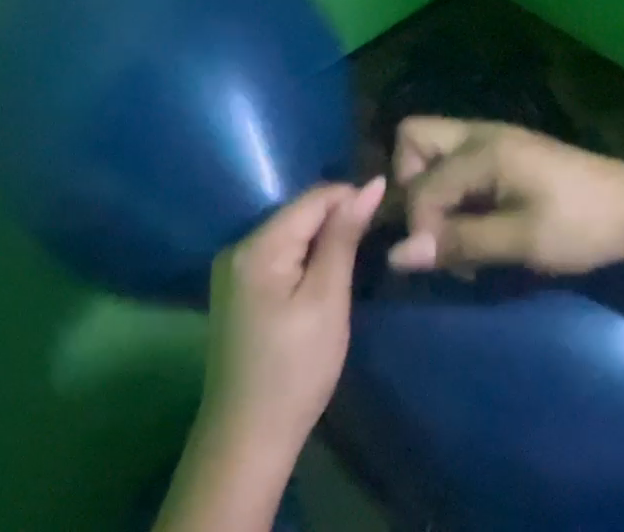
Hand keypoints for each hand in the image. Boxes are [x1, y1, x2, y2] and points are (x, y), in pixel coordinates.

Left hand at [198, 177, 385, 451]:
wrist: (247, 438)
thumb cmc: (296, 369)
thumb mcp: (327, 299)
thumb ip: (344, 238)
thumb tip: (370, 185)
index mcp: (257, 246)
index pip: (314, 198)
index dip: (353, 197)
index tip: (390, 213)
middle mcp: (237, 248)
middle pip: (299, 213)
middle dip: (340, 217)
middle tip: (380, 237)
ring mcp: (233, 271)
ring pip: (291, 234)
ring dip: (326, 238)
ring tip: (362, 252)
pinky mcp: (239, 291)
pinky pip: (280, 256)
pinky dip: (307, 258)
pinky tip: (328, 274)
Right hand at [386, 117, 623, 274]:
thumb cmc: (582, 225)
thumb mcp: (521, 240)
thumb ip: (458, 243)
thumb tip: (396, 256)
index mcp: (482, 150)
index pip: (420, 184)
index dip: (419, 226)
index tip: (442, 261)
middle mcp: (482, 135)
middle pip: (413, 138)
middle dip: (410, 184)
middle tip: (436, 228)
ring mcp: (497, 141)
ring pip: (434, 150)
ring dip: (432, 190)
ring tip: (458, 235)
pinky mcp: (510, 155)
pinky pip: (459, 162)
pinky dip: (455, 191)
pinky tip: (480, 227)